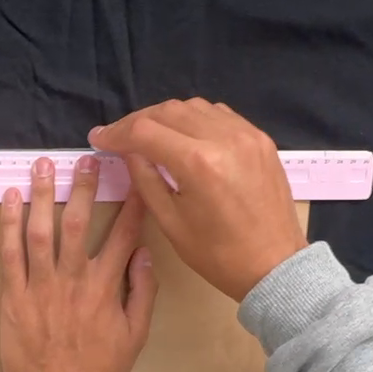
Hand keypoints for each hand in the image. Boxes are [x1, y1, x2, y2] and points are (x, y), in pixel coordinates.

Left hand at [0, 154, 158, 371]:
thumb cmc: (98, 370)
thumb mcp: (135, 337)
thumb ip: (143, 294)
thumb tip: (143, 256)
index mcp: (105, 288)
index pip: (122, 236)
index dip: (131, 205)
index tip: (136, 179)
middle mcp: (72, 279)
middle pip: (77, 222)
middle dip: (84, 187)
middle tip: (87, 159)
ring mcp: (39, 285)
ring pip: (40, 230)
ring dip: (43, 194)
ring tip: (43, 165)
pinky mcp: (13, 296)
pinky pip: (9, 254)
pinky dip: (9, 224)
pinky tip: (11, 199)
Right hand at [89, 98, 307, 301]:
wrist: (274, 265)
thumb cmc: (218, 255)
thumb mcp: (171, 223)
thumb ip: (146, 180)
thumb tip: (128, 152)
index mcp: (197, 163)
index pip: (145, 131)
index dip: (116, 132)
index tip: (98, 138)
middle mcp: (223, 137)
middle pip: (168, 111)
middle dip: (138, 121)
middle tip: (119, 138)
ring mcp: (246, 134)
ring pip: (194, 107)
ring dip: (166, 117)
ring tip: (150, 136)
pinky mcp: (260, 139)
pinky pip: (219, 115)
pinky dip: (195, 120)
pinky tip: (185, 137)